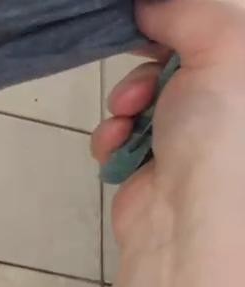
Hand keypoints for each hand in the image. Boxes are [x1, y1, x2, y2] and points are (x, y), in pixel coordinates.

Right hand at [92, 0, 244, 255]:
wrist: (190, 208)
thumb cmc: (224, 124)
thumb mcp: (222, 45)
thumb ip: (190, 12)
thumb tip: (149, 3)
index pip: (218, 22)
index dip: (178, 20)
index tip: (145, 23)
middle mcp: (233, 86)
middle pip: (179, 54)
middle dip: (146, 67)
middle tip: (140, 84)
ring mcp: (196, 119)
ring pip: (145, 91)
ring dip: (124, 104)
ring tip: (125, 120)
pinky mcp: (157, 149)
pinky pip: (125, 128)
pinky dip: (112, 135)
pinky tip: (116, 145)